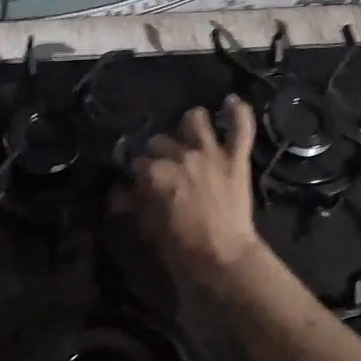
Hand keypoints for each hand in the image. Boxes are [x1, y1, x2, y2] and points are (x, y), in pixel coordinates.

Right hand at [125, 96, 265, 288]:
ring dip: (190, 125)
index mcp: (155, 172)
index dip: (137, 174)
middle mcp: (180, 155)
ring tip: (190, 133)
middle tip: (164, 168)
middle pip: (160, 140)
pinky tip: (232, 102)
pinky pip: (241, 127)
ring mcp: (211, 153)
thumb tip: (119, 194)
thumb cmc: (182, 247)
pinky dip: (238, 112)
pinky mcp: (236, 159)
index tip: (139, 184)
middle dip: (158, 152)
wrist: (225, 258)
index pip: (137, 163)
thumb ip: (134, 204)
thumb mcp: (149, 227)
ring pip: (196, 120)